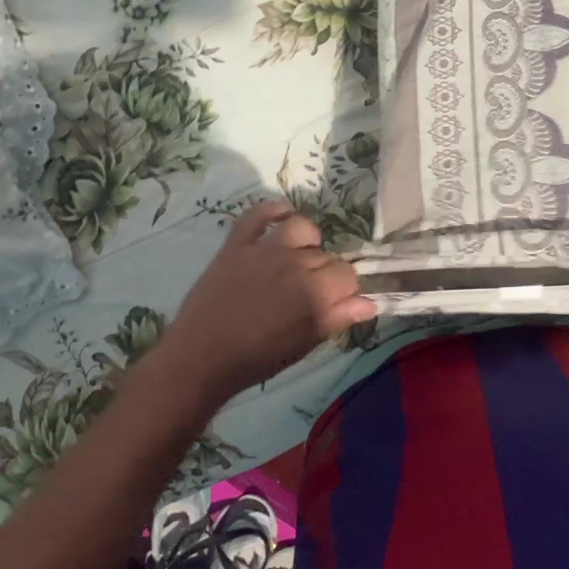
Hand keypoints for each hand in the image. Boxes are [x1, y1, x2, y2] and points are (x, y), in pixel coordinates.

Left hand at [159, 202, 375, 402]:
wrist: (200, 358)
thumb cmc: (257, 359)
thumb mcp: (304, 344)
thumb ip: (338, 318)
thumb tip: (368, 303)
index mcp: (314, 292)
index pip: (348, 276)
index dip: (346, 289)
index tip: (335, 302)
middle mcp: (293, 264)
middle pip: (325, 256)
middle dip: (325, 273)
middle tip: (309, 295)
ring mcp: (263, 250)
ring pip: (300, 228)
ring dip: (307, 241)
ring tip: (299, 257)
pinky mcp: (235, 245)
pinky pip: (257, 214)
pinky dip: (272, 210)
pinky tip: (281, 216)